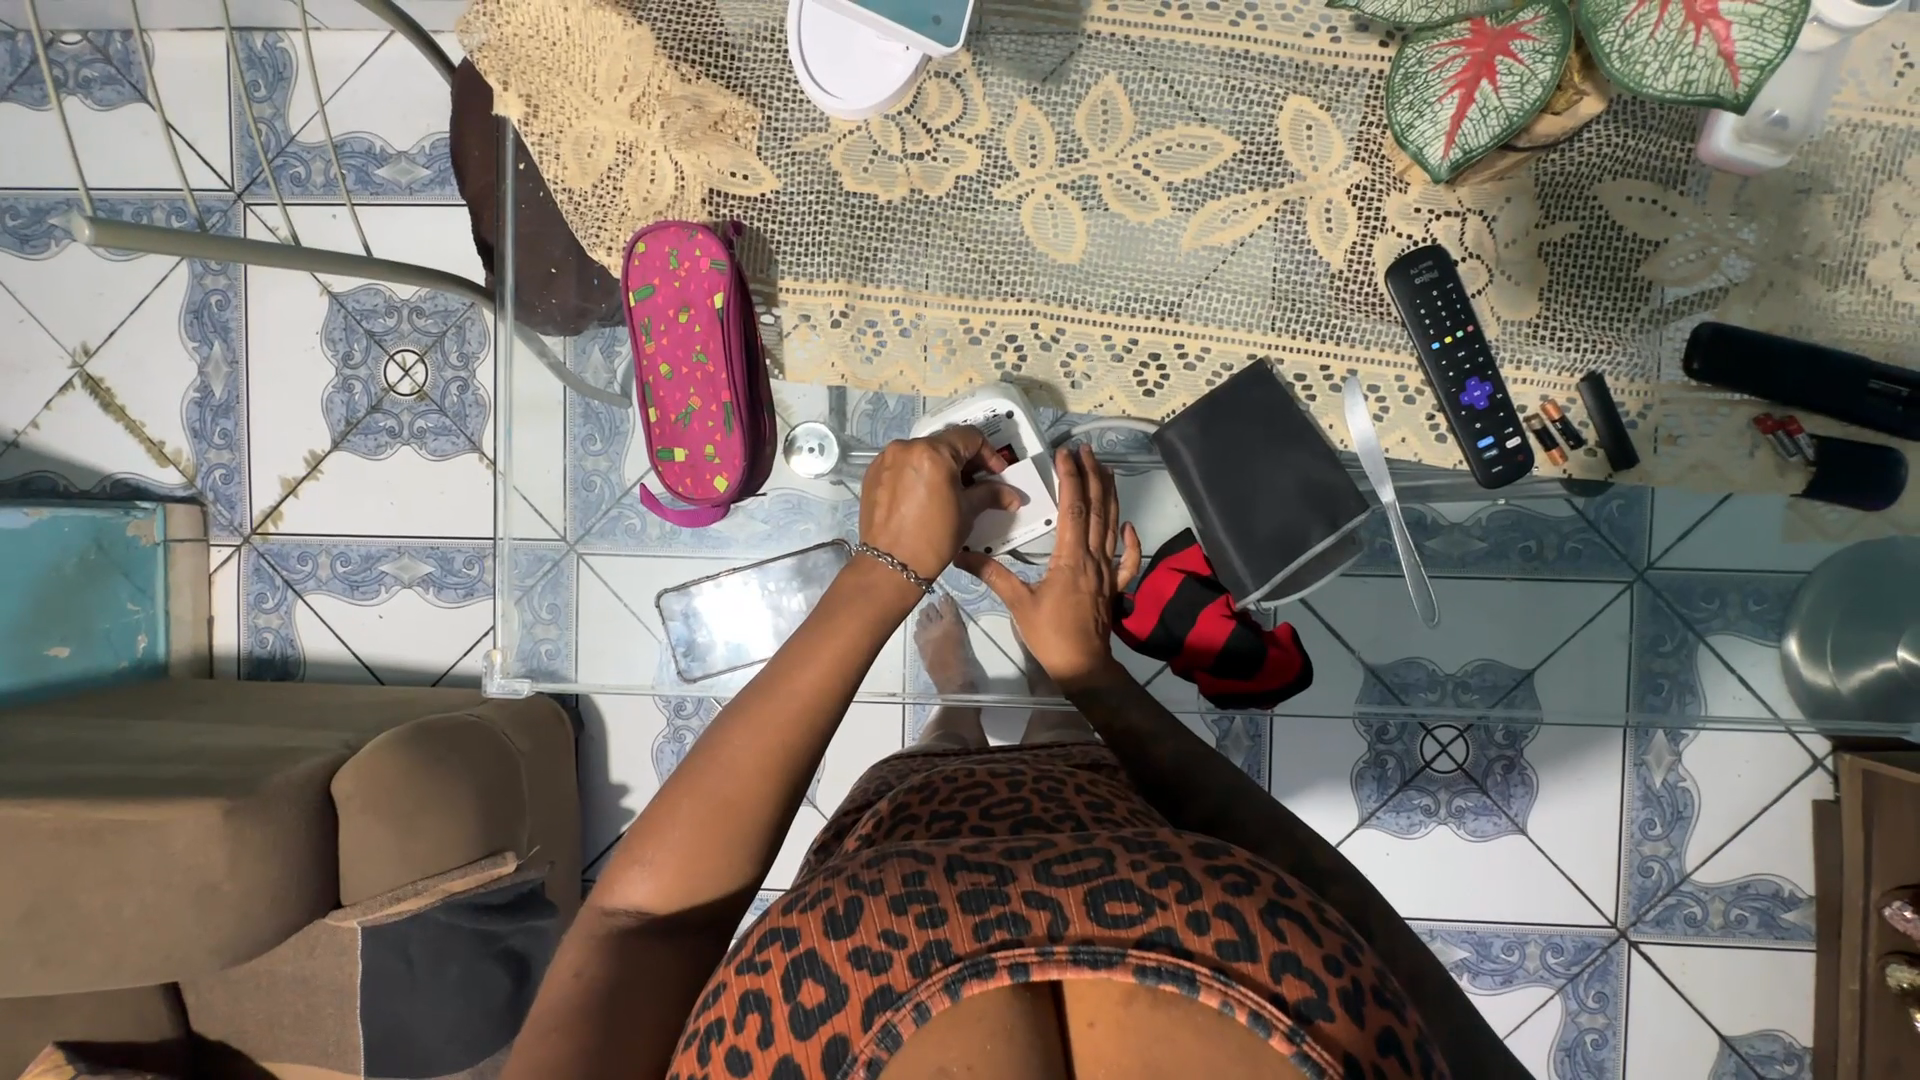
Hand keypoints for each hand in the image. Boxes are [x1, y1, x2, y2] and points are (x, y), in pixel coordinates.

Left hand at [858, 426, 1022, 580]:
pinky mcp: (872, 473)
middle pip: (944, 443)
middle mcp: (906, 447)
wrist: (891, 564)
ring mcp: (885, 459)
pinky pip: (902, 464)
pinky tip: (924, 496)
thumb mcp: (967, 512)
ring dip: (939, 466)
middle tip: (975, 482)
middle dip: (964, 461)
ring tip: (949, 490)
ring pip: (922, 452)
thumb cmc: (934, 537)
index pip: (969, 437)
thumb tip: (1012, 495)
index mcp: (933, 452)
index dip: (988, 454)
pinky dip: (917, 473)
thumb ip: (990, 494)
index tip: (995, 473)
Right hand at [955, 444, 1142, 688]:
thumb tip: (960, 554)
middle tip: (1086, 450)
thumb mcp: (1018, 604)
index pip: (1073, 508)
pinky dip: (1131, 540)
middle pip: (1098, 508)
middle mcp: (1094, 557)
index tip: (1064, 454)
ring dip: (1110, 495)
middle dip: (1093, 476)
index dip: (1071, 478)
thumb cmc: (1050, 635)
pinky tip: (1128, 525)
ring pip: (1113, 525)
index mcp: (1071, 557)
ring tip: (1105, 469)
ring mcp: (1108, 571)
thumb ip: (993, 575)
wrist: (1084, 666)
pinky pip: (1127, 558)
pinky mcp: (1114, 586)